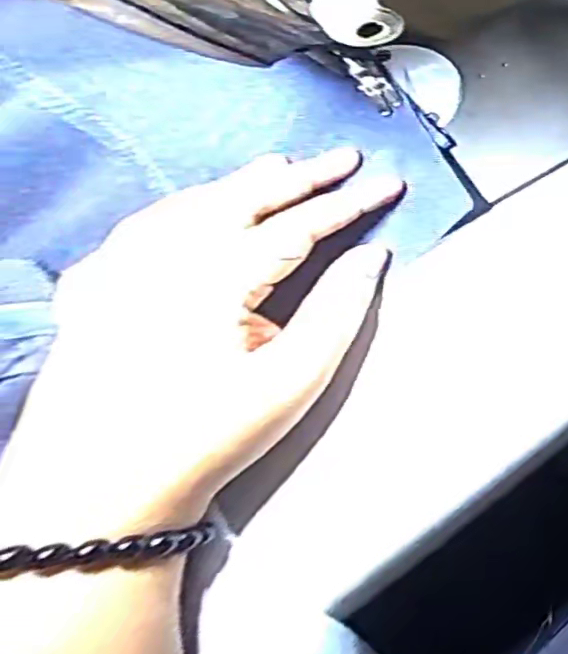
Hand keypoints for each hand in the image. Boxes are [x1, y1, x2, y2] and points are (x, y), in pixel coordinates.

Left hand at [0, 150, 402, 537]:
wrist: (94, 494)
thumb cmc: (205, 436)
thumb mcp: (297, 375)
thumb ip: (340, 305)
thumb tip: (369, 255)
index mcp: (205, 288)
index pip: (293, 227)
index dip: (349, 202)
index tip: (388, 186)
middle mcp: (151, 272)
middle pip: (234, 203)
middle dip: (298, 177)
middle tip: (344, 159)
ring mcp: (114, 283)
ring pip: (182, 209)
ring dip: (239, 184)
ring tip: (280, 166)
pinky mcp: (94, 300)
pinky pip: (138, 232)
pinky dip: (181, 207)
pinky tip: (196, 205)